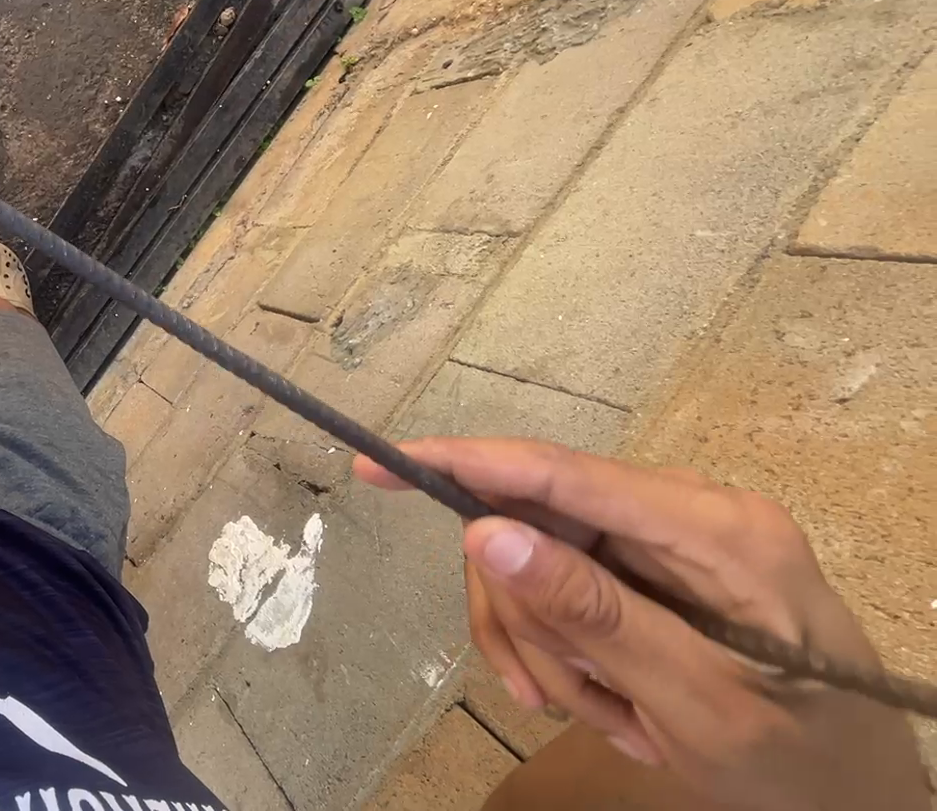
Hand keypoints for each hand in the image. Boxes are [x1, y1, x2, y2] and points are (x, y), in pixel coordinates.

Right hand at [354, 438, 927, 810]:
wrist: (860, 803)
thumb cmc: (810, 769)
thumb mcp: (703, 708)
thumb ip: (596, 615)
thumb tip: (481, 532)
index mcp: (714, 528)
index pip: (556, 472)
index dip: (459, 461)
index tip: (376, 464)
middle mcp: (674, 508)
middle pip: (526, 525)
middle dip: (523, 611)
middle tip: (548, 692)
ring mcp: (650, 532)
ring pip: (522, 559)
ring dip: (536, 640)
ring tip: (595, 711)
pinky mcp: (630, 556)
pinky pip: (540, 581)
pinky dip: (544, 643)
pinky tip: (590, 697)